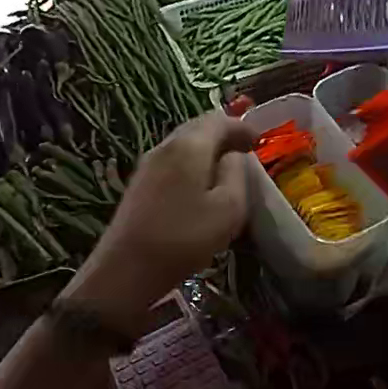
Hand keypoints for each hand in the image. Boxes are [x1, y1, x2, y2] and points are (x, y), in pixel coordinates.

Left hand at [63, 113, 256, 331]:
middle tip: (244, 147)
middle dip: (223, 133)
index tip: (259, 139)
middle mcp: (165, 146)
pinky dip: (192, 162)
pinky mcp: (139, 184)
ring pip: (183, 144)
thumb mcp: (229, 209)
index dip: (241, 127)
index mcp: (190, 146)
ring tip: (225, 164)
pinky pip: (172, 161)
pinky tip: (199, 181)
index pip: (219, 120)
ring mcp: (148, 164)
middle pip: (197, 127)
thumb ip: (237, 175)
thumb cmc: (185, 237)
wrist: (128, 268)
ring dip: (206, 148)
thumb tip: (233, 156)